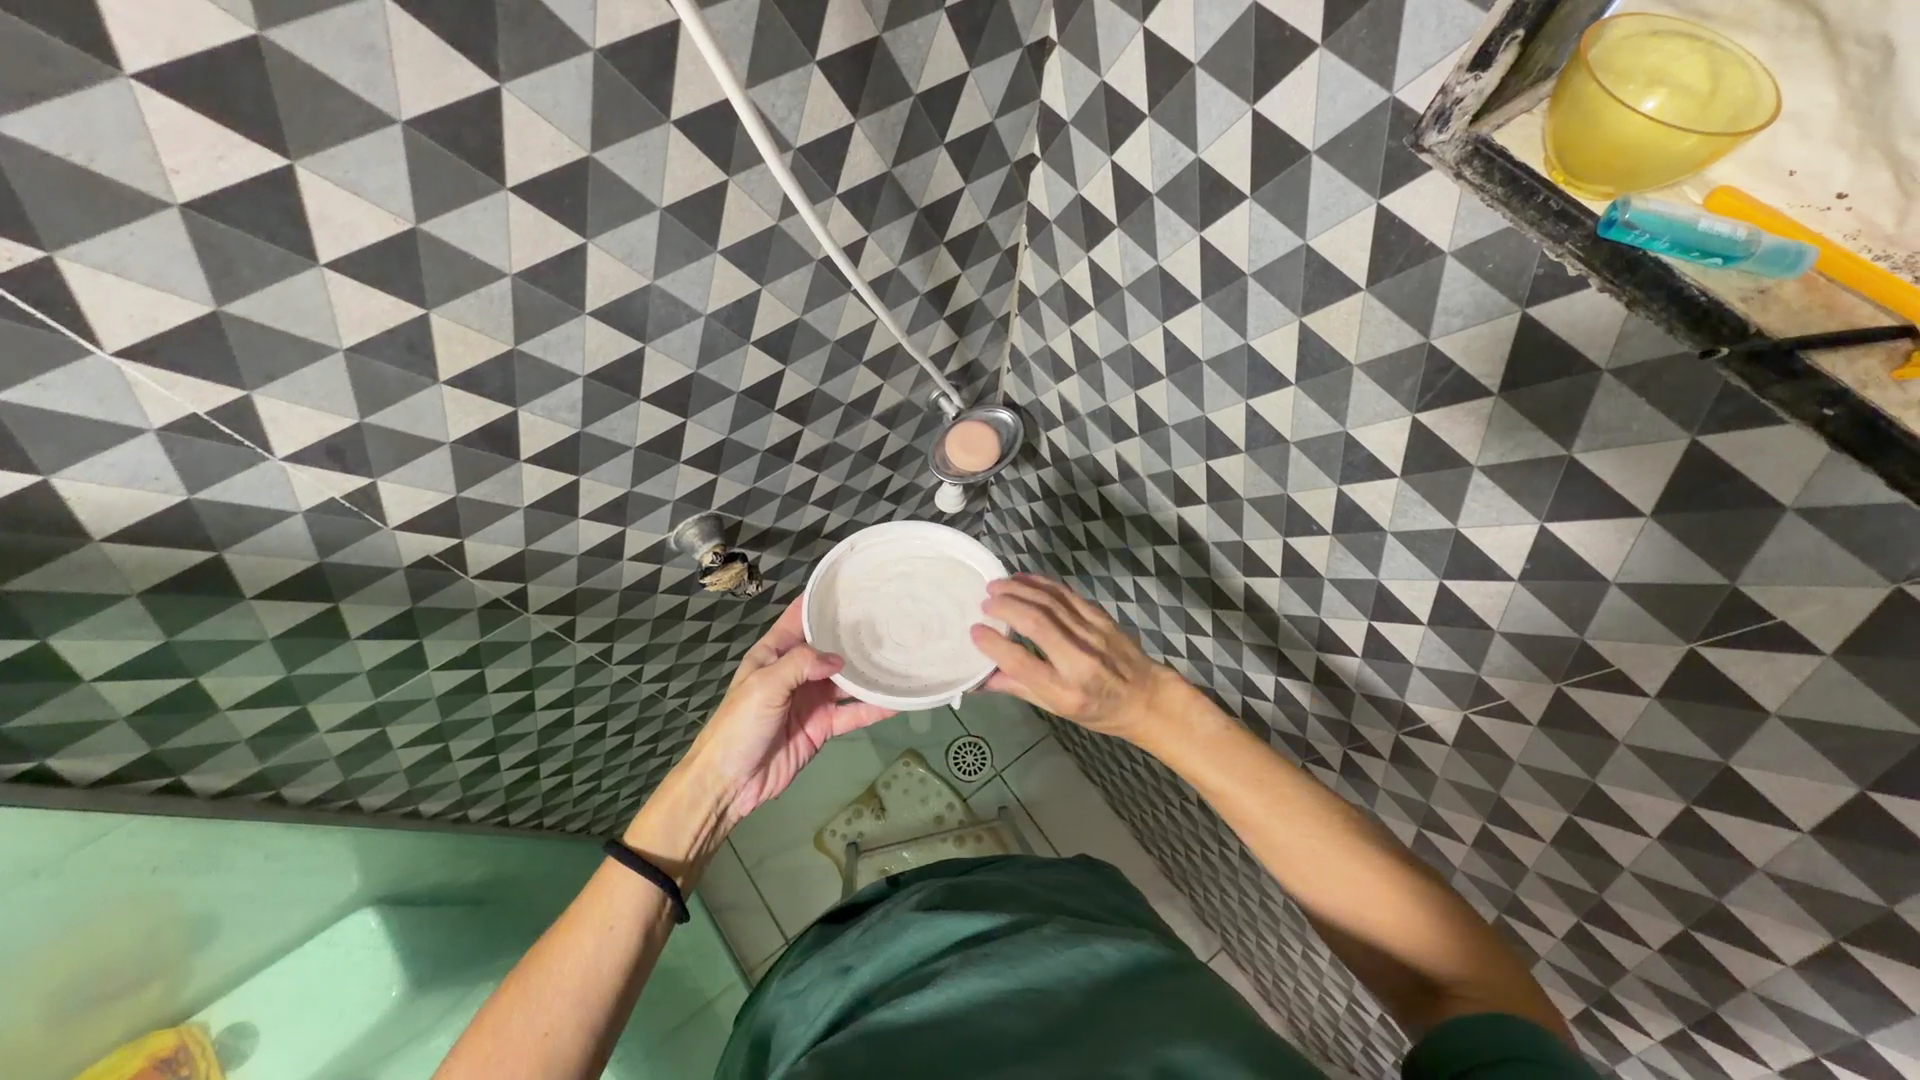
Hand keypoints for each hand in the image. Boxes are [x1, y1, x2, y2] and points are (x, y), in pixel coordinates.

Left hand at [678, 598, 894, 827]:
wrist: (731, 782)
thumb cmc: (738, 725)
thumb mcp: (764, 686)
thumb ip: (800, 664)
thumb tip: (839, 659)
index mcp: (773, 655)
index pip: (798, 620)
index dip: (820, 602)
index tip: (850, 586)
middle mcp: (795, 672)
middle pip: (829, 649)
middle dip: (854, 637)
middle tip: (888, 620)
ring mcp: (811, 700)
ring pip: (846, 681)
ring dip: (868, 674)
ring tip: (899, 658)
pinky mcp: (822, 727)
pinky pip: (851, 714)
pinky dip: (873, 708)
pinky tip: (896, 701)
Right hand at [969, 574, 1181, 744]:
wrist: (1146, 697)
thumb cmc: (1098, 710)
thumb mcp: (1058, 710)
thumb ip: (1019, 689)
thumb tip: (980, 680)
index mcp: (1065, 691)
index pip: (1022, 662)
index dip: (994, 645)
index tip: (974, 630)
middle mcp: (1079, 660)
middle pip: (1037, 624)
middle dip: (1006, 607)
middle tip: (984, 601)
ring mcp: (1093, 635)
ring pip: (1051, 602)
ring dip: (1020, 590)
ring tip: (996, 586)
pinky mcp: (1101, 618)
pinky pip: (1067, 594)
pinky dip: (1042, 583)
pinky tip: (1023, 579)